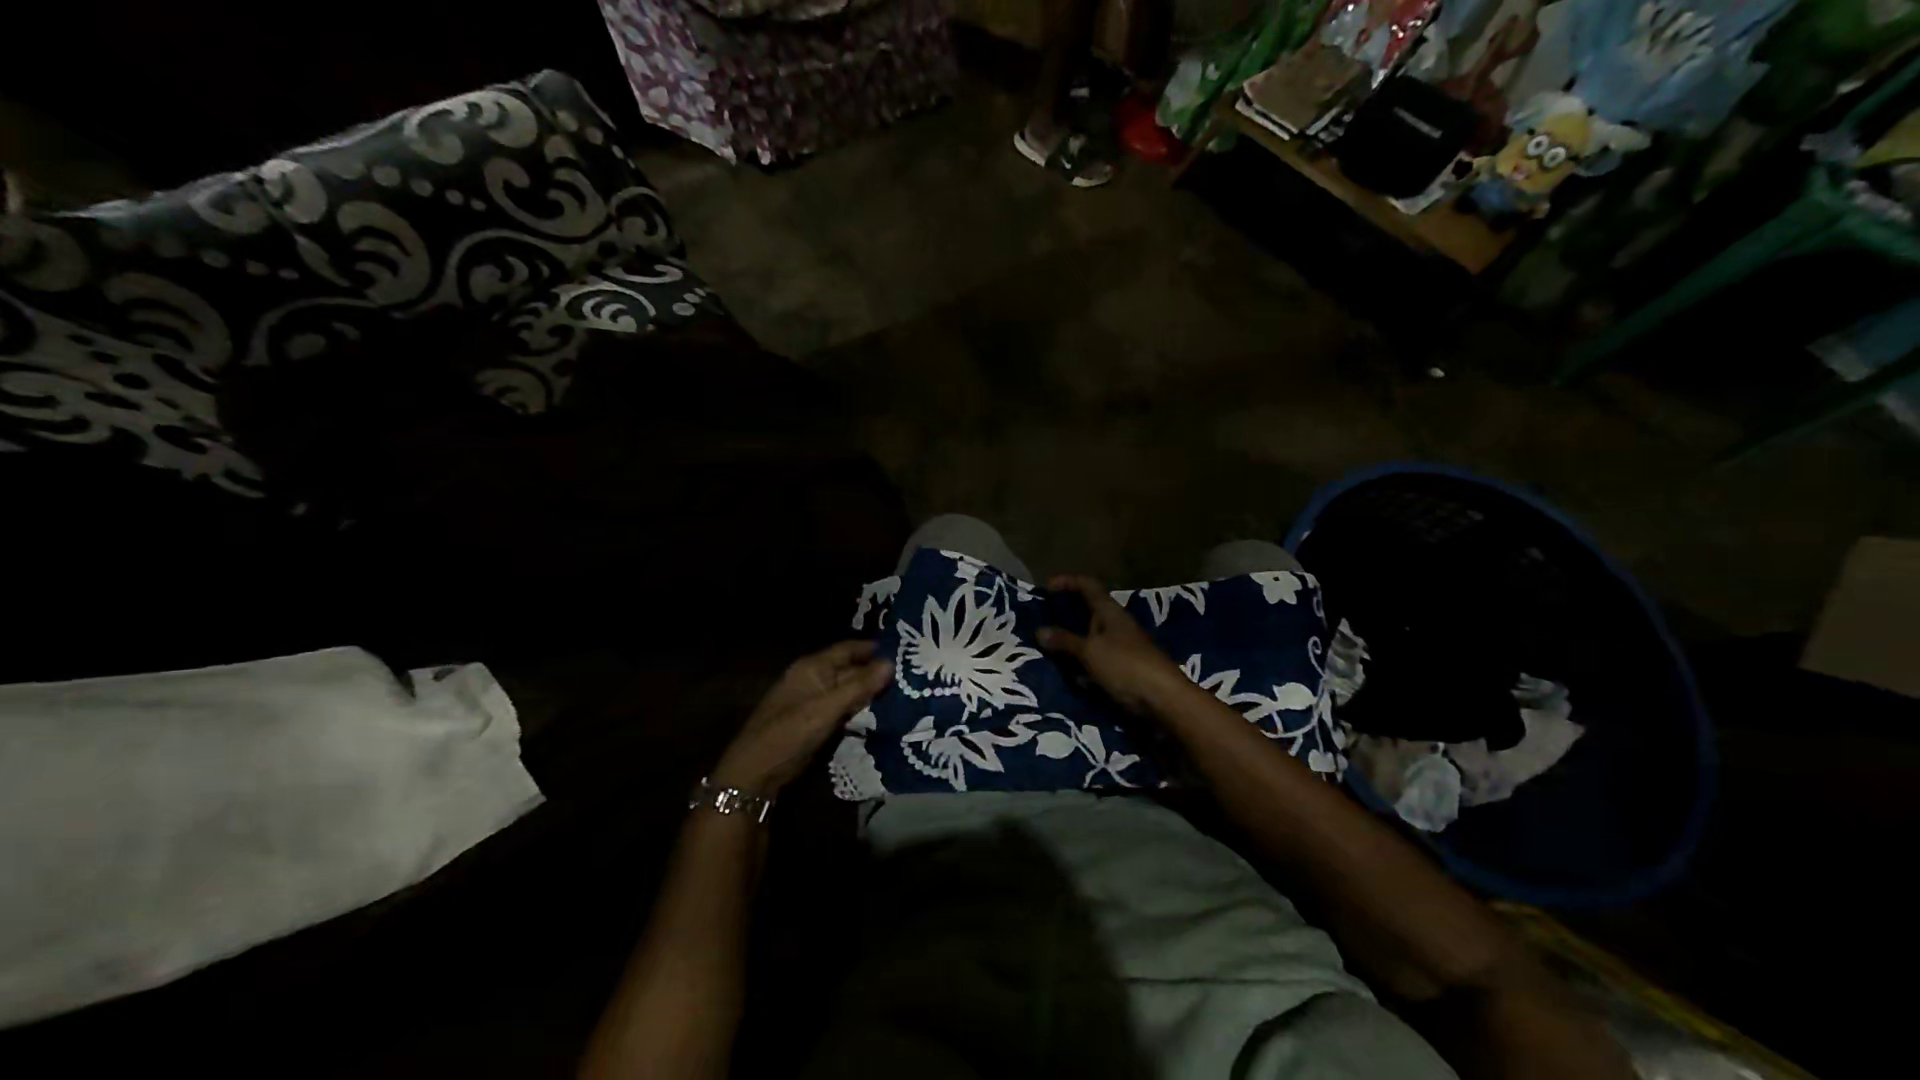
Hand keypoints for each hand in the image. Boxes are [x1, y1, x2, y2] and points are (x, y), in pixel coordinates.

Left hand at [712, 641, 891, 795]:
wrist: (756, 772)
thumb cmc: (788, 734)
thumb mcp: (826, 709)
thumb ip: (859, 686)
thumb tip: (891, 662)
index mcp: (813, 667)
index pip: (849, 648)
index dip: (875, 648)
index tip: (907, 649)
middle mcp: (815, 678)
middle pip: (851, 669)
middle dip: (878, 672)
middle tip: (914, 675)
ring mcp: (816, 701)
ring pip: (851, 690)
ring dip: (873, 692)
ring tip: (908, 692)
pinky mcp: (818, 722)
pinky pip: (846, 709)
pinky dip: (863, 709)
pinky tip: (886, 714)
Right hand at [1037, 575, 1189, 714]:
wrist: (1163, 699)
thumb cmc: (1126, 666)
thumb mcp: (1090, 652)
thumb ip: (1065, 641)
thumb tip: (1040, 631)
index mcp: (1110, 612)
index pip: (1088, 586)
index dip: (1068, 582)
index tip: (1047, 587)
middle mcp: (1117, 624)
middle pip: (1089, 611)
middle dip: (1066, 615)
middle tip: (1043, 622)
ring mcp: (1123, 646)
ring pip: (1092, 637)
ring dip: (1072, 641)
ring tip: (1049, 650)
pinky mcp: (1125, 667)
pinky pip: (1097, 658)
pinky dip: (1082, 661)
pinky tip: (1071, 673)